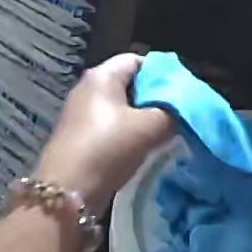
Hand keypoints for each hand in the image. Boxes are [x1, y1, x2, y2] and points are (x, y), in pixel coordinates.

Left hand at [31, 54, 174, 215]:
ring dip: (143, 119)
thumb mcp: (149, 128)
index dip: (163, 72)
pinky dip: (129, 134)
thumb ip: (171, 113)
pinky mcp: (80, 136)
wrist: (67, 191)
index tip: (183, 92)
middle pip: (130, 83)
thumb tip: (181, 110)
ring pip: (121, 107)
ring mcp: (81, 113)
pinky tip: (144, 148)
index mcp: (102, 75)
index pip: (138, 60)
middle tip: (179, 114)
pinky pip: (111, 126)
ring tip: (166, 133)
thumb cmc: (108, 148)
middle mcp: (88, 88)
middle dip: (155, 97)